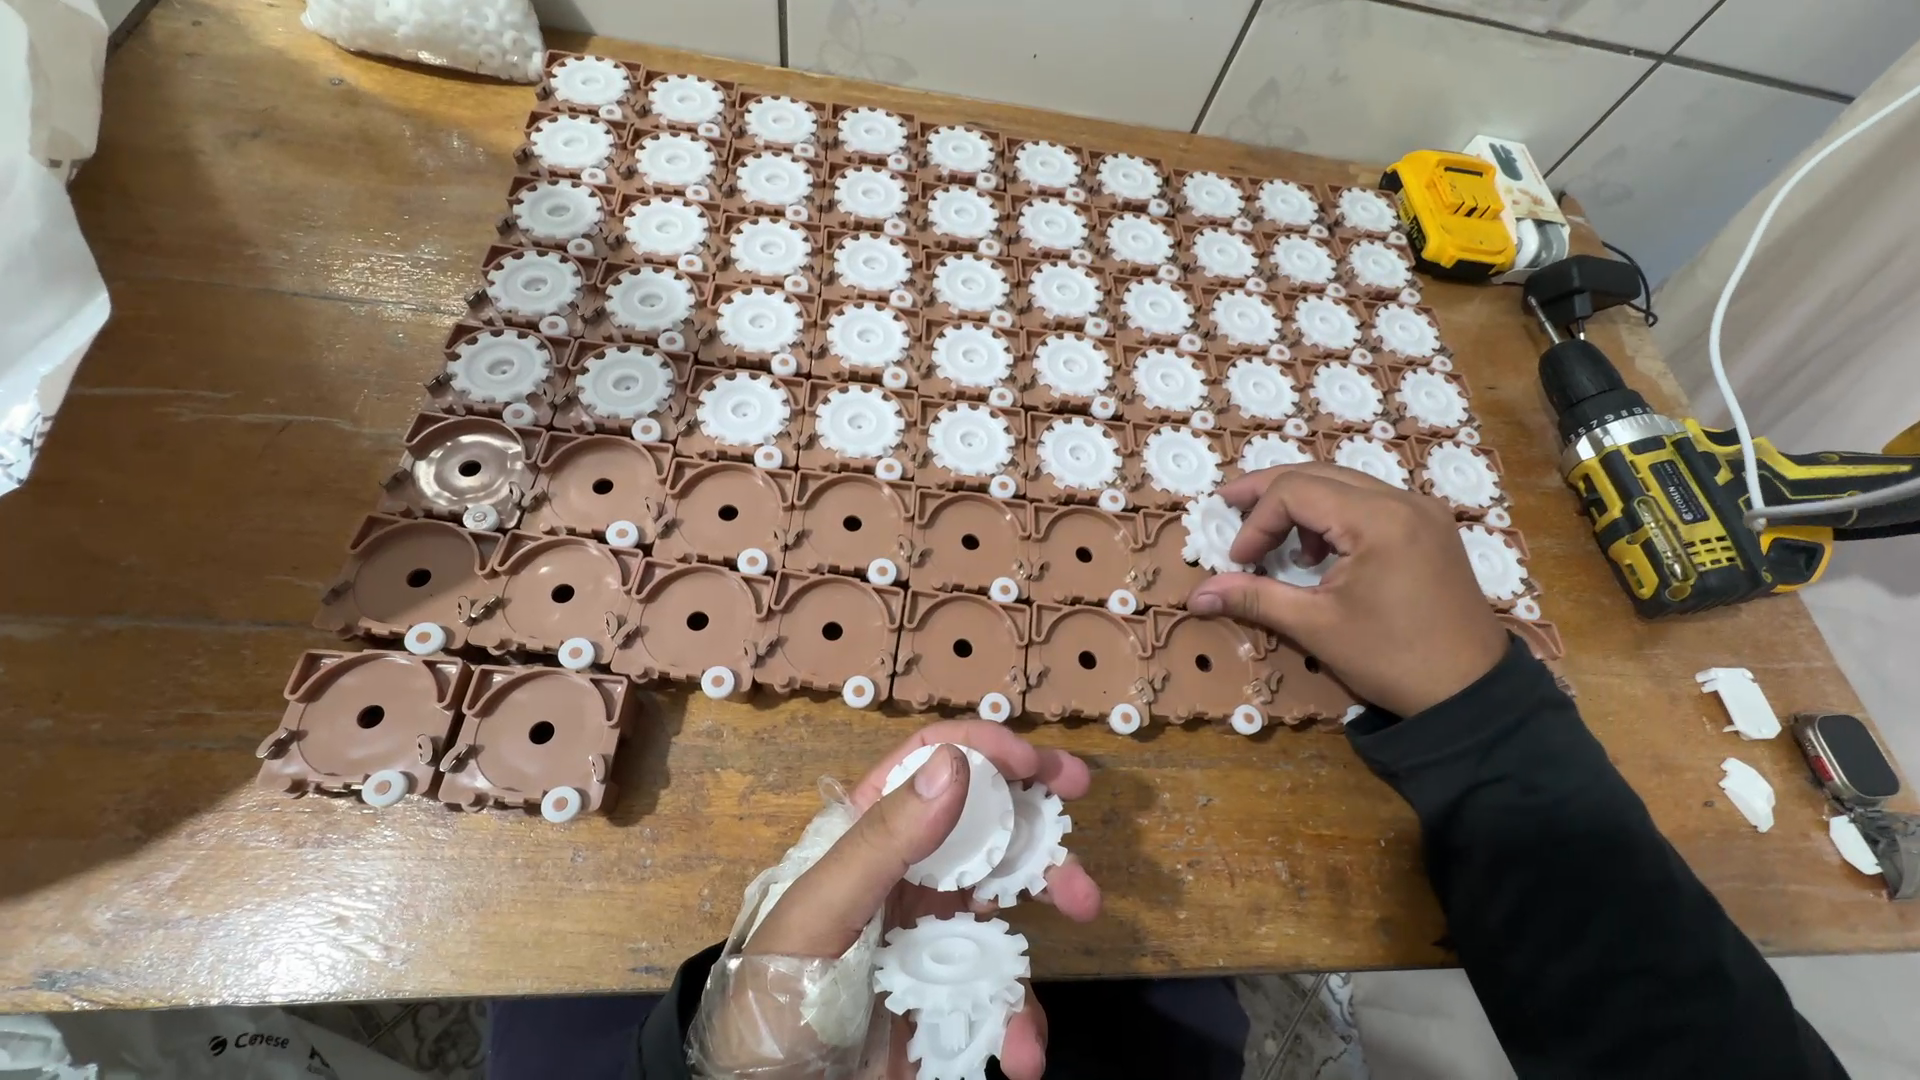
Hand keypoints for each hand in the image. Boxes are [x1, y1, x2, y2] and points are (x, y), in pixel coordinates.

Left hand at [744, 721, 1101, 1078]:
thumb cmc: (778, 995)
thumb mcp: (819, 911)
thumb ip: (881, 840)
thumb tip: (954, 764)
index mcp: (871, 835)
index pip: (929, 765)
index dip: (981, 748)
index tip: (1032, 762)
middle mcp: (912, 872)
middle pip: (984, 817)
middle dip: (1033, 797)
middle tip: (1079, 788)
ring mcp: (938, 932)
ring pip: (1010, 893)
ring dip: (1053, 889)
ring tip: (1086, 904)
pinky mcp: (954, 995)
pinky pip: (1004, 990)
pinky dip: (1022, 1017)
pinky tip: (1020, 1051)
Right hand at [1186, 463, 1507, 716]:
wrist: (1471, 693)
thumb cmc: (1391, 658)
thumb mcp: (1315, 626)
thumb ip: (1253, 598)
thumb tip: (1195, 596)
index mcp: (1378, 519)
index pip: (1294, 491)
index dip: (1256, 521)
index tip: (1238, 561)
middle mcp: (1403, 501)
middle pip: (1317, 472)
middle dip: (1267, 491)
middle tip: (1226, 506)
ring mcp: (1421, 511)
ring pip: (1343, 482)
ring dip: (1299, 502)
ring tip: (1273, 540)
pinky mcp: (1428, 528)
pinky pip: (1367, 500)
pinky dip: (1331, 514)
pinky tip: (1319, 553)